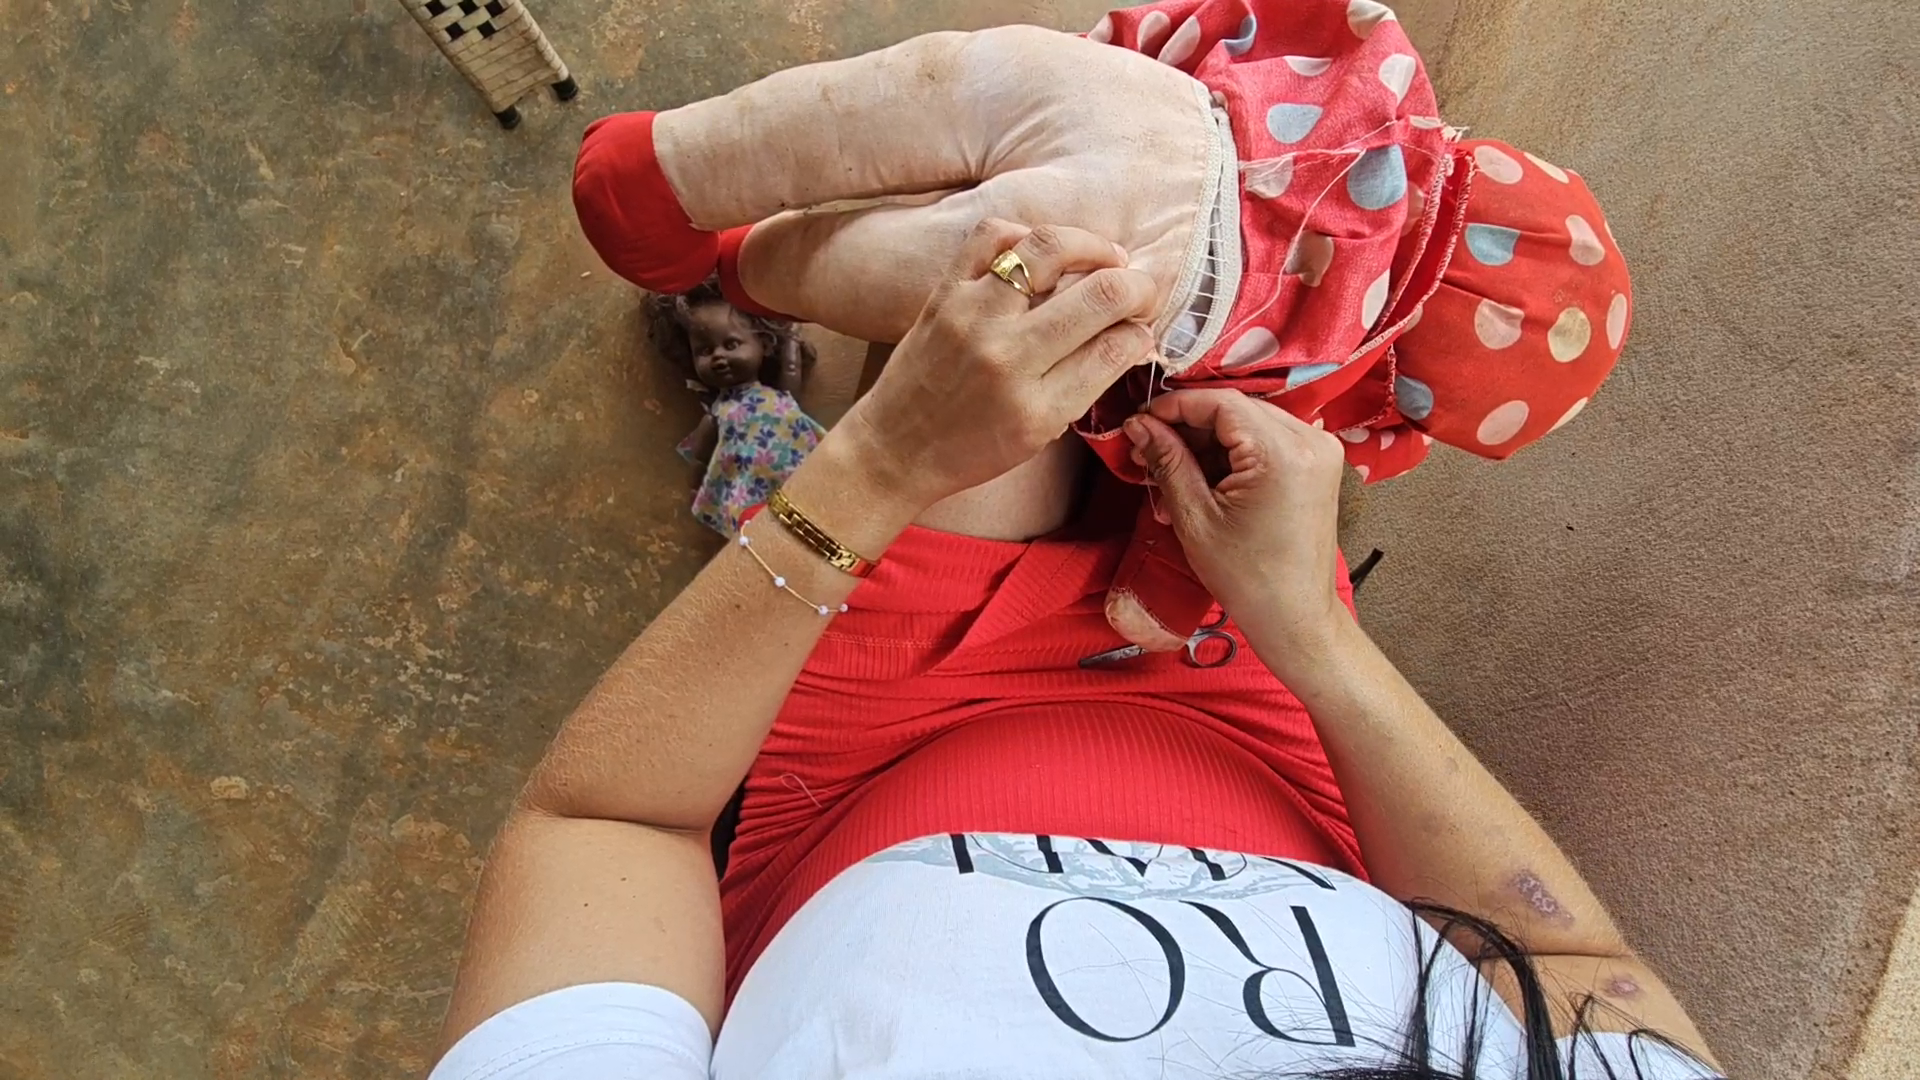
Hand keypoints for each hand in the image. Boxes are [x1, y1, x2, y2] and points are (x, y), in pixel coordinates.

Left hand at [839, 220, 1157, 509]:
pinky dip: (1024, 234)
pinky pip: (991, 237)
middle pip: (1100, 295)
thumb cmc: (971, 451)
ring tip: (1104, 257)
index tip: (1141, 328)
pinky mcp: (944, 295)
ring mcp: (973, 318)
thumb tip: (1127, 335)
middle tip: (1137, 290)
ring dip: (1092, 245)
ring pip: (1050, 249)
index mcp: (1038, 408)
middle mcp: (1009, 358)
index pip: (1115, 348)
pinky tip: (1039, 252)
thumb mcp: (1038, 436)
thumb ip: (1083, 385)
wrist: (897, 449)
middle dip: (1137, 287)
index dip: (1141, 331)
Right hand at [1123, 389, 1349, 664]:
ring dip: (1205, 441)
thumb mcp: (1195, 517)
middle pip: (1234, 409)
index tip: (1138, 420)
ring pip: (1247, 422)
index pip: (1220, 403)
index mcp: (1282, 453)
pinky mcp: (1316, 462)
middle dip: (1186, 426)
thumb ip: (1168, 461)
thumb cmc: (1244, 576)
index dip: (1174, 406)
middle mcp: (1310, 439)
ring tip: (1169, 471)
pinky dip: (1229, 452)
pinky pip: (1264, 439)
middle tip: (1146, 449)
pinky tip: (1201, 478)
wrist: (1294, 615)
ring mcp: (1318, 448)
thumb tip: (1138, 425)